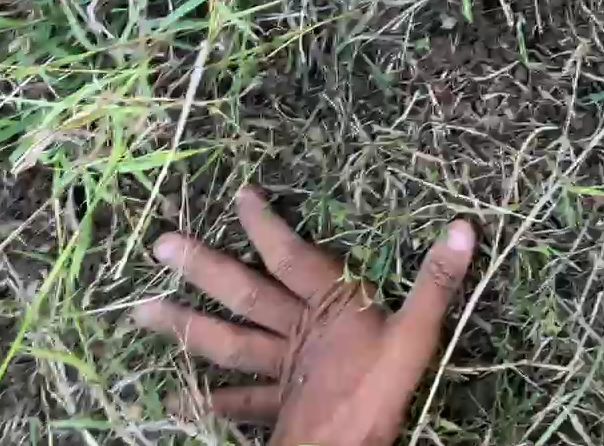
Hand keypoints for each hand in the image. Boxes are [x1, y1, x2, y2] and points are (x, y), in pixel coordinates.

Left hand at [133, 187, 478, 445]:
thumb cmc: (376, 392)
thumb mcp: (416, 332)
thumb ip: (437, 280)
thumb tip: (463, 226)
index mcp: (326, 306)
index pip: (291, 255)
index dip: (264, 224)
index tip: (237, 194)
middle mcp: (294, 331)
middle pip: (243, 294)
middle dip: (203, 267)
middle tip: (159, 246)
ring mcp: (279, 372)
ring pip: (227, 343)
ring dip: (185, 325)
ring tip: (140, 311)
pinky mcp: (277, 408)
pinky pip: (240, 402)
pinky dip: (214, 398)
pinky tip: (181, 394)